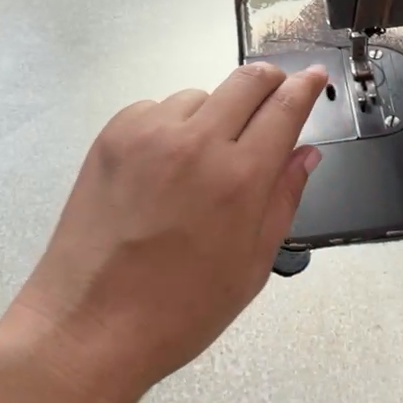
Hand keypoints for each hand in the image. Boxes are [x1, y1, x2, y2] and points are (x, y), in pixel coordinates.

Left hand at [0, 63, 326, 401]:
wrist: (88, 327)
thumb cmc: (181, 310)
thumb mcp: (252, 266)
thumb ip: (284, 198)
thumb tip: (306, 153)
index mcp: (240, 178)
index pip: (285, 108)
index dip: (306, 86)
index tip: (315, 75)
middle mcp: (197, 142)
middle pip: (247, 81)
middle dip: (269, 81)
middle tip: (274, 95)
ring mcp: (149, 133)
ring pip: (200, 96)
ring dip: (215, 112)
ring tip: (204, 157)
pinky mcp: (113, 136)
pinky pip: (157, 109)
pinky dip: (171, 125)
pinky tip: (164, 166)